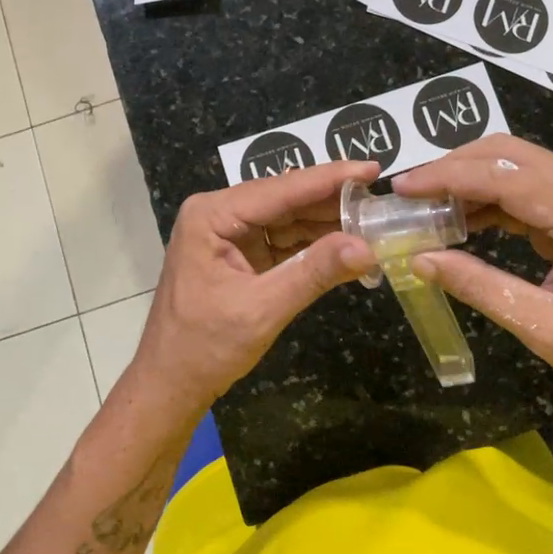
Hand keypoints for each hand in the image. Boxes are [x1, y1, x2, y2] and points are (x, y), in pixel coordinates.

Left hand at [132, 160, 380, 409]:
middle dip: (333, 201)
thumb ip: (314, 272)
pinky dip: (314, 244)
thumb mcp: (263, 309)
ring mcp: (229, 233)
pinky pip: (283, 240)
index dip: (329, 178)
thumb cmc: (205, 347)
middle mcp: (219, 213)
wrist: (170, 385)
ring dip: (327, 223)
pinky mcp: (240, 254)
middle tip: (382, 199)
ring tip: (374, 220)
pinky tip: (347, 244)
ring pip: (288, 218)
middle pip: (286, 199)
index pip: (280, 189)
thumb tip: (367, 248)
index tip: (372, 168)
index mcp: (212, 215)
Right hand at [391, 134, 552, 413]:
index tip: (404, 187)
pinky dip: (489, 195)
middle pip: (511, 155)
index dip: (451, 177)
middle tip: (409, 193)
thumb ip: (482, 287)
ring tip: (426, 205)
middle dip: (455, 167)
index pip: (508, 177)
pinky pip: (527, 187)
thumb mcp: (545, 329)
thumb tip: (420, 259)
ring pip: (517, 164)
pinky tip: (460, 218)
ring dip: (469, 178)